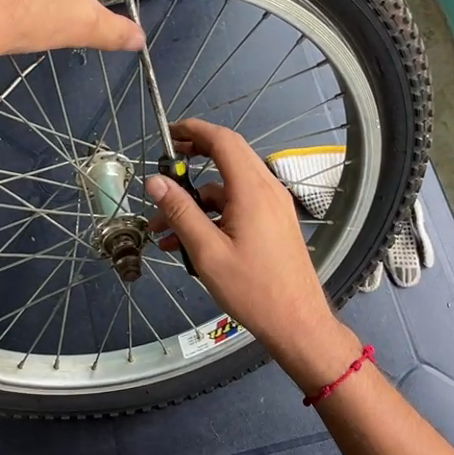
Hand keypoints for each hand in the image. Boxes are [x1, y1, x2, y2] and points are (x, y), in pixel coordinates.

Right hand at [145, 120, 359, 388]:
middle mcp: (267, 189)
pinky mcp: (274, 223)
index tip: (169, 133)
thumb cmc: (253, 289)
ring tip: (162, 226)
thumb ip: (181, 212)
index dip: (195, 130)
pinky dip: (213, 214)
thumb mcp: (208, 253)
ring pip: (229, 186)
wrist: (298, 324)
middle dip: (195, 155)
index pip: (223, 141)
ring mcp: (273, 206)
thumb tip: (155, 181)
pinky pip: (239, 205)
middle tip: (166, 163)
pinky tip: (187, 241)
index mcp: (252, 190)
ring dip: (197, 198)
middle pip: (229, 155)